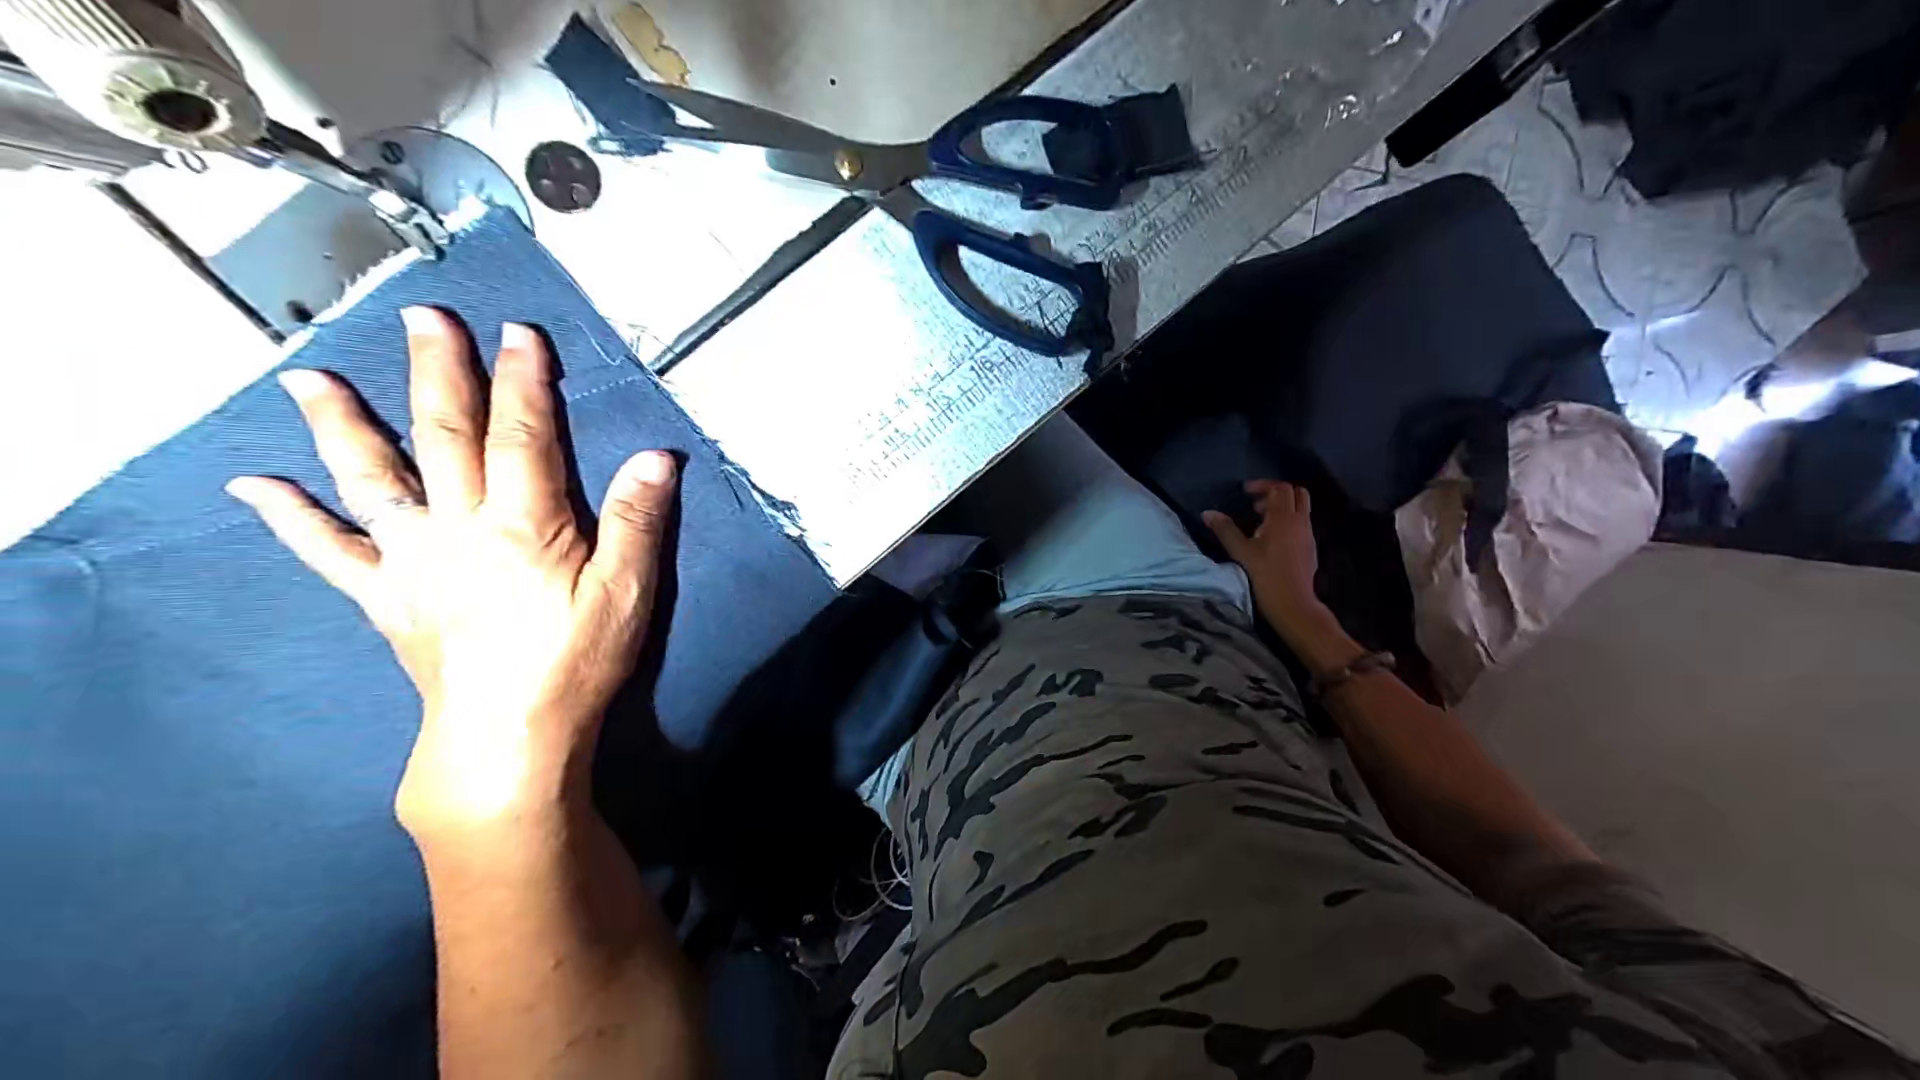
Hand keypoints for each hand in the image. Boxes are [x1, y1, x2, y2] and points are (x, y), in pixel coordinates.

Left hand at [226, 308, 678, 837]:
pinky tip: (255, 489)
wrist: (508, 738)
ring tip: (311, 380)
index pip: (523, 436)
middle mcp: (457, 529)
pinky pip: (331, 554)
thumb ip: (639, 523)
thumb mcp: (627, 593)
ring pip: (373, 482)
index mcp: (522, 525)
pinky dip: (292, 520)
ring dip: (343, 426)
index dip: (524, 382)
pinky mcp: (385, 598)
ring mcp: (412, 562)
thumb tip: (658, 458)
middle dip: (440, 374)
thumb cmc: (576, 662)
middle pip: (445, 438)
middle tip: (425, 319)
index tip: (519, 334)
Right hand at [1203, 481, 1351, 668]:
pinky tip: (1270, 539)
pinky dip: (1287, 522)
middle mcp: (1301, 522)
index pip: (1281, 488)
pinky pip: (1301, 524)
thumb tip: (1207, 513)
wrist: (1293, 603)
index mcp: (1285, 518)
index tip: (1245, 492)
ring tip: (1258, 522)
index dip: (1263, 485)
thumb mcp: (1241, 551)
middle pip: (1297, 494)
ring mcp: (1308, 535)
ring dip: (1282, 508)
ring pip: (1300, 509)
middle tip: (1255, 504)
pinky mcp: (1309, 548)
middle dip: (1276, 493)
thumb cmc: (1265, 574)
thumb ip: (1225, 529)